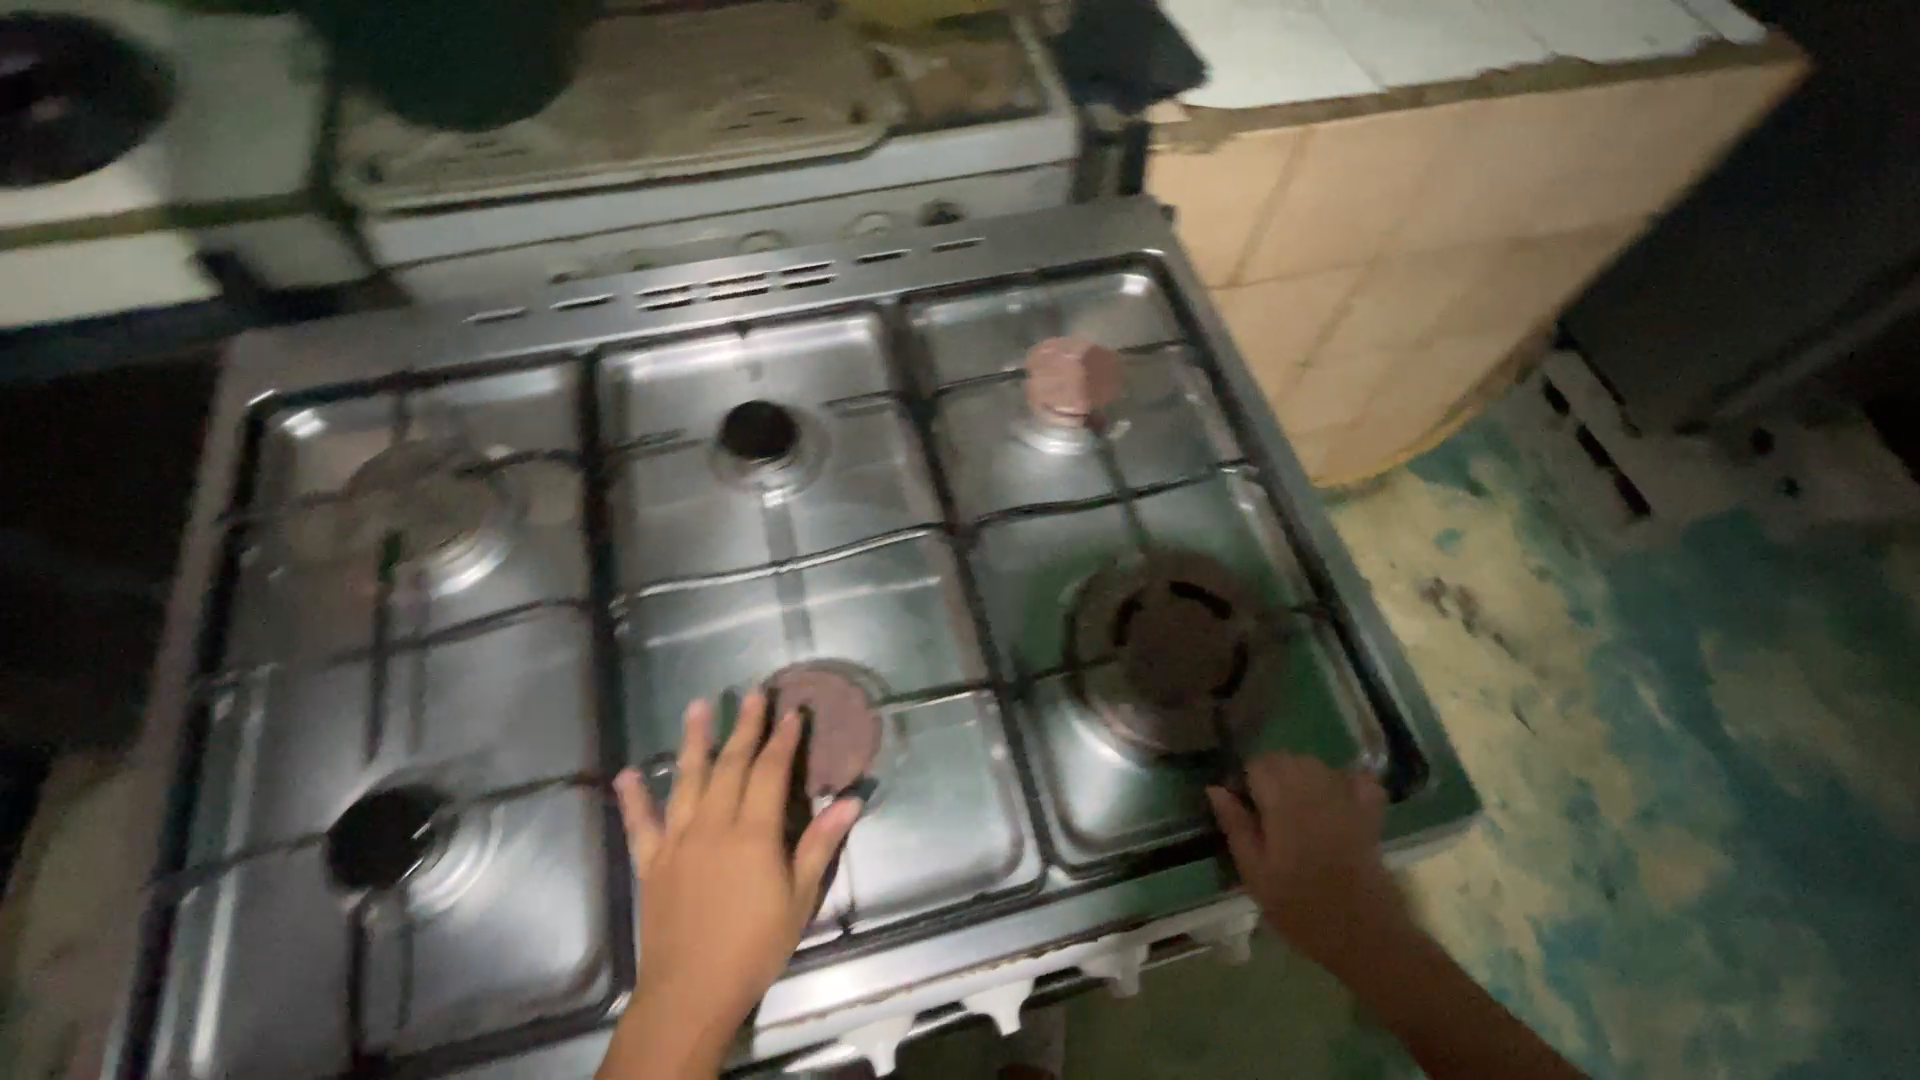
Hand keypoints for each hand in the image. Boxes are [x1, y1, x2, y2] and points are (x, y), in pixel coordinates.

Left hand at [601, 695, 862, 1079]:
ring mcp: (677, 841)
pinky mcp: (651, 862)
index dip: (782, 740)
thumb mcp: (799, 898)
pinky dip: (634, 798)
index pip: (769, 772)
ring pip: (686, 780)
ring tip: (698, 705)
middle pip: (729, 765)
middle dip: (744, 727)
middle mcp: (712, 826)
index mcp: (752, 834)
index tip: (792, 712)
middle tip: (752, 694)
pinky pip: (641, 823)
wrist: (691, 991)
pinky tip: (629, 773)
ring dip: (693, 741)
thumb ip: (819, 845)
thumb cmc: (755, 946)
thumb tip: (850, 800)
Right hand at [1206, 754, 1407, 975]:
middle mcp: (1314, 791)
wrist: (1362, 935)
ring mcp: (1346, 800)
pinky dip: (1347, 780)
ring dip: (1301, 775)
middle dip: (1272, 774)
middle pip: (1287, 759)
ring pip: (1317, 764)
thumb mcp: (1254, 872)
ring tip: (1295, 807)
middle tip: (1266, 811)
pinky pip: (1359, 780)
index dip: (1247, 781)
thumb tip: (1215, 788)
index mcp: (1283, 803)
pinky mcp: (1369, 814)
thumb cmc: (1299, 906)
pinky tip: (1337, 796)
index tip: (1245, 807)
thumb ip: (1235, 825)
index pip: (1258, 765)